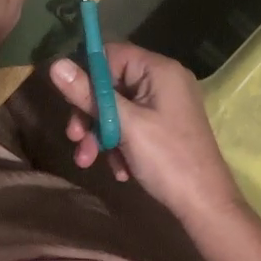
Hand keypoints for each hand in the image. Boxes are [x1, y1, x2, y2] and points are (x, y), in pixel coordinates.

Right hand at [49, 43, 245, 223]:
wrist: (205, 206)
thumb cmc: (167, 159)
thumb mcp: (123, 125)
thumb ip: (88, 94)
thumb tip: (55, 64)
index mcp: (159, 70)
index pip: (112, 54)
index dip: (87, 75)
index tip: (69, 100)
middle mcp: (164, 81)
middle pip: (111, 84)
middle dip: (90, 114)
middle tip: (74, 137)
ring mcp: (165, 106)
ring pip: (117, 109)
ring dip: (100, 134)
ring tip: (89, 161)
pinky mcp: (164, 127)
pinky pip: (131, 125)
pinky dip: (119, 144)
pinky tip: (119, 169)